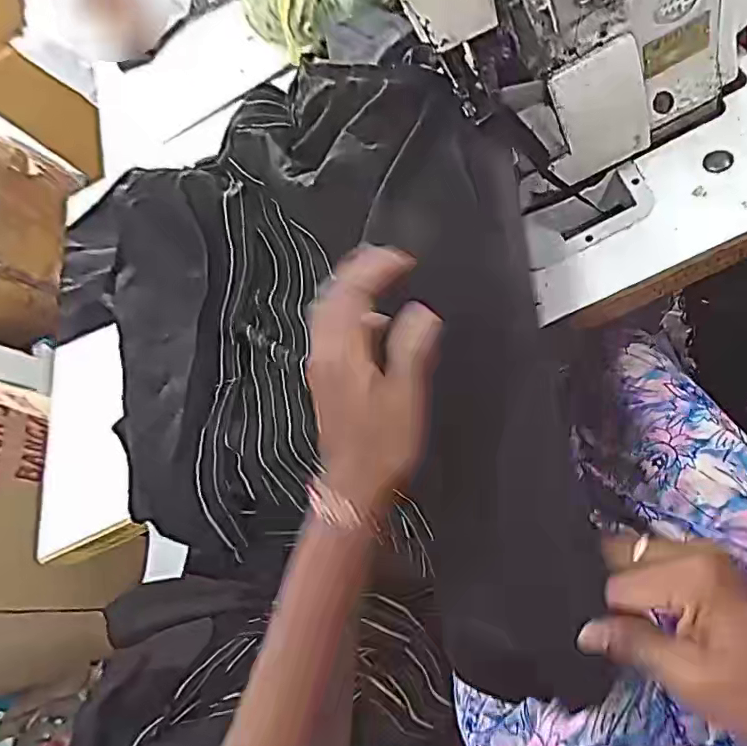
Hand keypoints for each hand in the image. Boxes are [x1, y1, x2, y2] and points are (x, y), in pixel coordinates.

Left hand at [306, 247, 441, 512]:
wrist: (355, 486)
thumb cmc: (379, 447)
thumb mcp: (407, 394)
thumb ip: (413, 348)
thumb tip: (422, 316)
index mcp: (343, 353)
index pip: (352, 294)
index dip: (375, 269)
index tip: (400, 259)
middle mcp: (326, 356)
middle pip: (332, 298)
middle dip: (357, 272)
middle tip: (385, 260)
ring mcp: (324, 369)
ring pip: (331, 316)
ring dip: (354, 294)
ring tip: (381, 284)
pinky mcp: (330, 382)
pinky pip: (337, 335)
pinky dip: (355, 318)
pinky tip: (377, 329)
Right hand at [578, 534, 746, 745]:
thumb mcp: (688, 677)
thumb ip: (634, 644)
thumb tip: (587, 630)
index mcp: (691, 573)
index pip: (617, 583)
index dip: (603, 616)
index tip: (597, 645)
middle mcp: (698, 552)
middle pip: (627, 555)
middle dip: (607, 588)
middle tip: (599, 633)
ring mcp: (708, 558)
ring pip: (642, 558)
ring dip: (625, 587)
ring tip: (617, 629)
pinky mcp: (713, 571)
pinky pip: (663, 566)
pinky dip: (646, 587)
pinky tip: (639, 619)